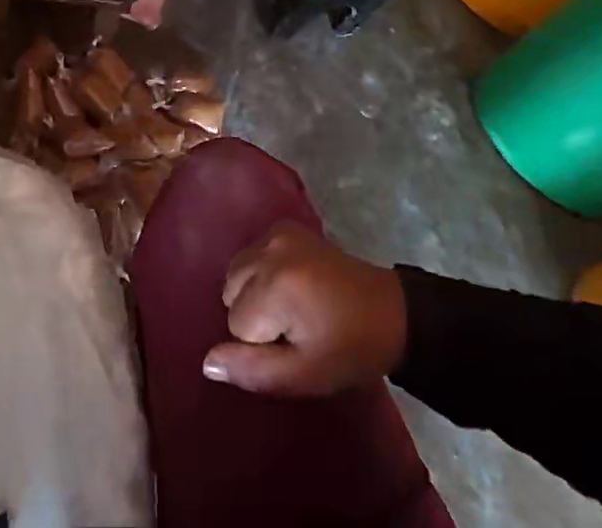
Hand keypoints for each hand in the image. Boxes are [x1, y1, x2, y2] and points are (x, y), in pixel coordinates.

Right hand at [202, 221, 406, 397]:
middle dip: (253, 313)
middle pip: (230, 294)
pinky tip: (290, 281)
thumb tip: (207, 363)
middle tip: (295, 325)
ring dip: (253, 291)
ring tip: (292, 304)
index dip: (262, 342)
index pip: (235, 324)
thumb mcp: (306, 374)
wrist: (395, 314)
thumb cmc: (350, 350)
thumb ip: (254, 370)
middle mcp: (268, 252)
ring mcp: (275, 234)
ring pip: (235, 273)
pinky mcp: (283, 227)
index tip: (296, 343)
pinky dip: (260, 269)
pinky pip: (249, 254)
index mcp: (275, 287)